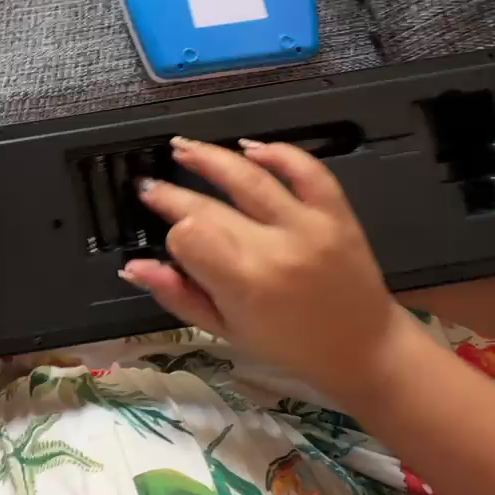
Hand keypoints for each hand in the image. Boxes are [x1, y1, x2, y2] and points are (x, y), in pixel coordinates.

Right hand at [121, 138, 413, 402]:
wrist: (363, 348)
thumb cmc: (286, 344)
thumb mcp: (222, 329)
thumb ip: (176, 294)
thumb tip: (131, 267)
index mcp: (245, 284)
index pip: (187, 237)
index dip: (173, 236)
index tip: (169, 240)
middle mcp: (275, 249)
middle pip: (207, 207)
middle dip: (171, 194)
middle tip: (148, 186)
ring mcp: (309, 226)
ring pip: (249, 177)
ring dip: (208, 158)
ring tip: (181, 148)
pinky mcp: (337, 214)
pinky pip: (307, 171)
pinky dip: (278, 153)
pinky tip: (247, 146)